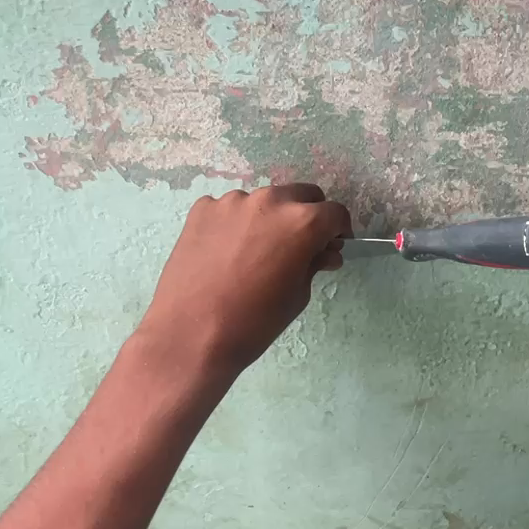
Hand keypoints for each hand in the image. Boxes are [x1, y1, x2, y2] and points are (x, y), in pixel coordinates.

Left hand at [134, 183, 351, 377]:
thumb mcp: (297, 295)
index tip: (331, 246)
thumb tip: (325, 252)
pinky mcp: (203, 208)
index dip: (338, 231)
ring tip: (255, 253)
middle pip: (301, 195)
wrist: (190, 333)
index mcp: (302, 221)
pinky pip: (230, 210)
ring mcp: (232, 201)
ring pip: (263, 202)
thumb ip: (314, 264)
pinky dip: (236, 224)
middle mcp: (270, 200)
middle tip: (298, 246)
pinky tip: (225, 253)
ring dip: (269, 219)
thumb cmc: (254, 322)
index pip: (335, 213)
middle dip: (307, 216)